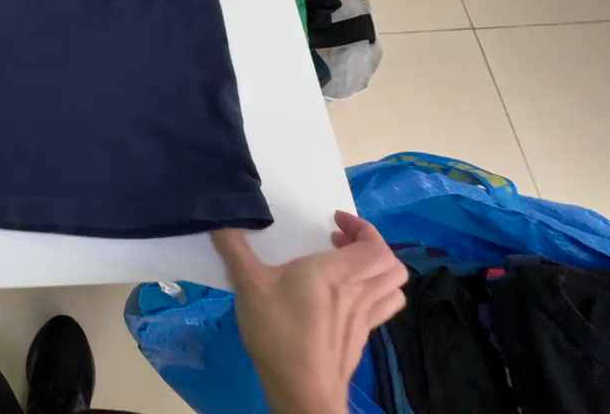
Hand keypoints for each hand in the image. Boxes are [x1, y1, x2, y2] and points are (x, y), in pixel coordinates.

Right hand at [211, 211, 406, 413]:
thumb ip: (233, 247)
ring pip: (391, 289)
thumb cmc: (277, 331)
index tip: (335, 221)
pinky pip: (380, 308)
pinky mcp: (360, 338)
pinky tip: (341, 296)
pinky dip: (372, 293)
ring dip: (375, 270)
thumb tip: (218, 217)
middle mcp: (357, 293)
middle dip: (370, 245)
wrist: (301, 391)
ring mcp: (363, 319)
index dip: (364, 228)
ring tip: (345, 265)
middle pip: (392, 266)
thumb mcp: (247, 283)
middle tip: (338, 239)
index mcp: (336, 274)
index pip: (376, 247)